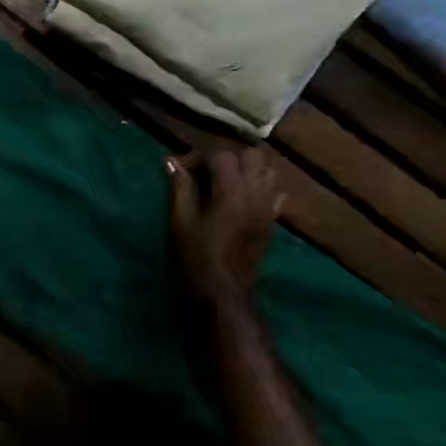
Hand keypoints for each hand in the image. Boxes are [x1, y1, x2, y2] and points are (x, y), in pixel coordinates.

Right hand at [166, 149, 284, 304]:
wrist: (223, 289)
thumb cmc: (196, 254)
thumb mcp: (181, 219)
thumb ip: (180, 187)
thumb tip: (171, 161)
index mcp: (231, 190)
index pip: (220, 156)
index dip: (199, 158)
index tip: (182, 171)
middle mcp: (255, 193)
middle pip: (252, 156)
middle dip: (229, 159)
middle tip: (209, 173)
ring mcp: (267, 206)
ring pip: (268, 171)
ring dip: (248, 171)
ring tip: (227, 183)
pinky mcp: (271, 220)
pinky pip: (275, 193)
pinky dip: (261, 188)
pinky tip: (245, 198)